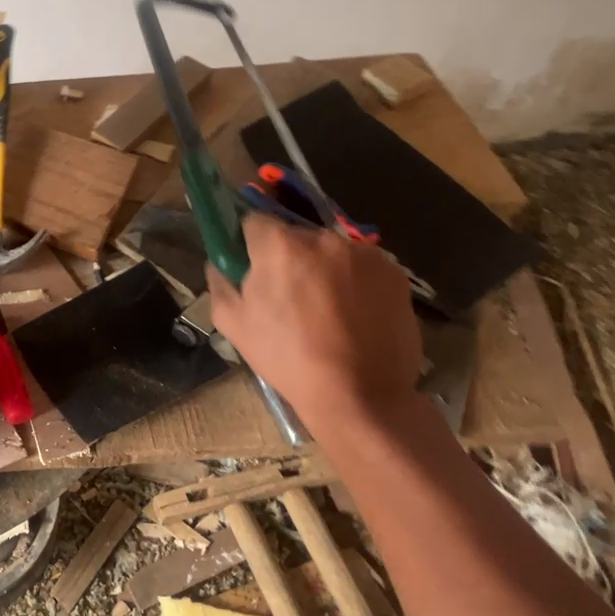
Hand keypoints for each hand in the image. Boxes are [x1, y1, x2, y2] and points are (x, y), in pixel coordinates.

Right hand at [205, 213, 422, 433]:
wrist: (361, 394)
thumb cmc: (288, 357)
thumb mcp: (232, 323)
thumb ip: (219, 282)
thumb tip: (221, 264)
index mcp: (279, 245)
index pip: (254, 221)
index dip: (249, 243)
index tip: (252, 267)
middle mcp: (323, 238)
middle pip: (295, 236)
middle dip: (288, 257)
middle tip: (289, 295)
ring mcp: (364, 253)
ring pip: (331, 251)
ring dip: (323, 268)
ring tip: (327, 309)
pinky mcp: (395, 272)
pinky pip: (362, 266)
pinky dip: (355, 281)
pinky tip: (354, 313)